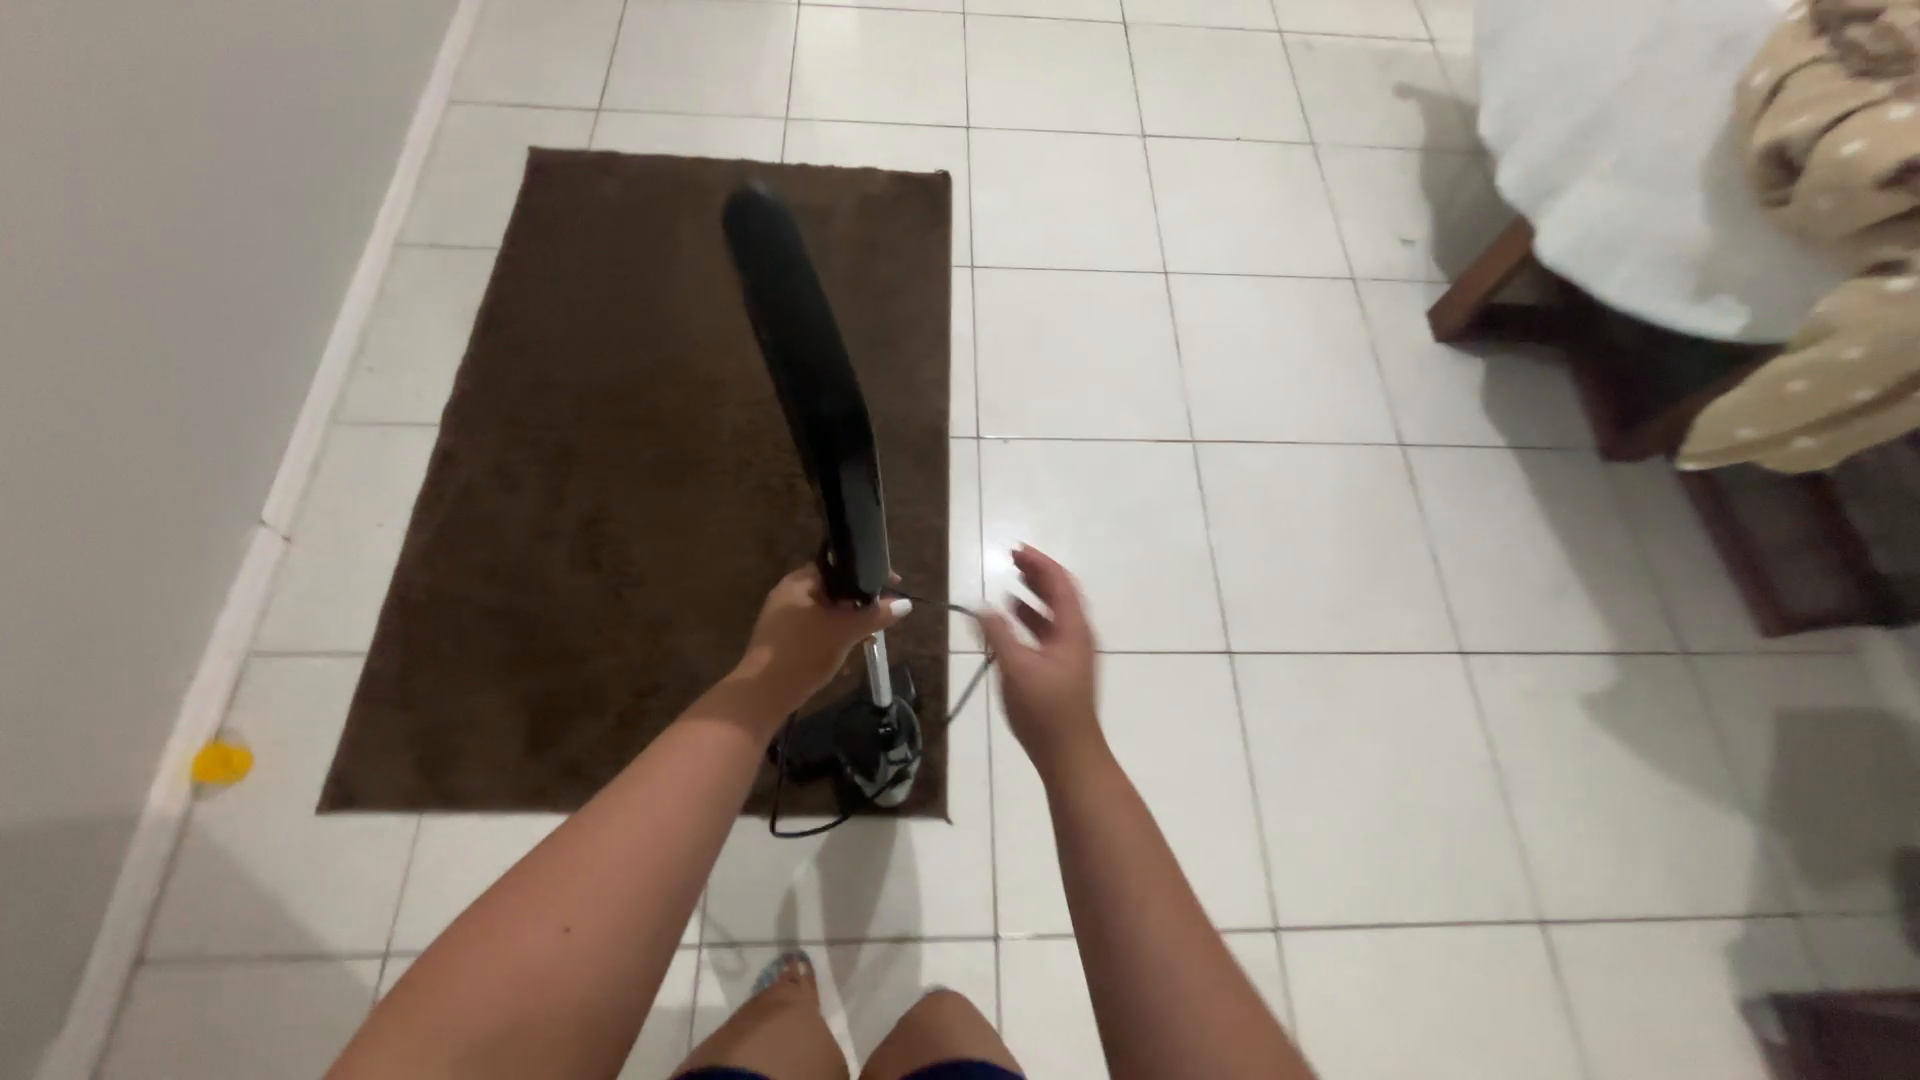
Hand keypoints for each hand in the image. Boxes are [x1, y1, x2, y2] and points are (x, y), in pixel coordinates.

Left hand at [733, 564, 908, 714]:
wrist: (764, 694)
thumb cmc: (805, 652)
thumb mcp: (845, 631)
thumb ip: (875, 615)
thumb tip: (906, 605)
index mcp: (799, 582)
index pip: (837, 565)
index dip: (866, 572)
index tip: (890, 584)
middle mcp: (789, 595)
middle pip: (834, 589)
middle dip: (860, 601)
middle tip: (883, 612)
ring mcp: (785, 618)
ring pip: (827, 611)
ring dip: (850, 621)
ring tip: (871, 635)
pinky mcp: (786, 640)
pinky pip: (818, 628)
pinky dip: (836, 634)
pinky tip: (852, 650)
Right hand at [978, 546, 1103, 777]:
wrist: (1070, 755)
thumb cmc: (1046, 711)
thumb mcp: (1016, 668)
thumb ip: (997, 634)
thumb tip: (980, 607)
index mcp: (1073, 630)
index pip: (1059, 583)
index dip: (1039, 563)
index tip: (1015, 550)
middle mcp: (1077, 637)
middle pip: (1059, 594)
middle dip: (1036, 575)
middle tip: (1011, 560)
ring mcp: (1072, 654)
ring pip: (1054, 614)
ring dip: (1033, 596)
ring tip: (1010, 585)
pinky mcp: (1063, 670)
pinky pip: (1048, 632)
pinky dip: (1030, 619)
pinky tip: (1011, 623)